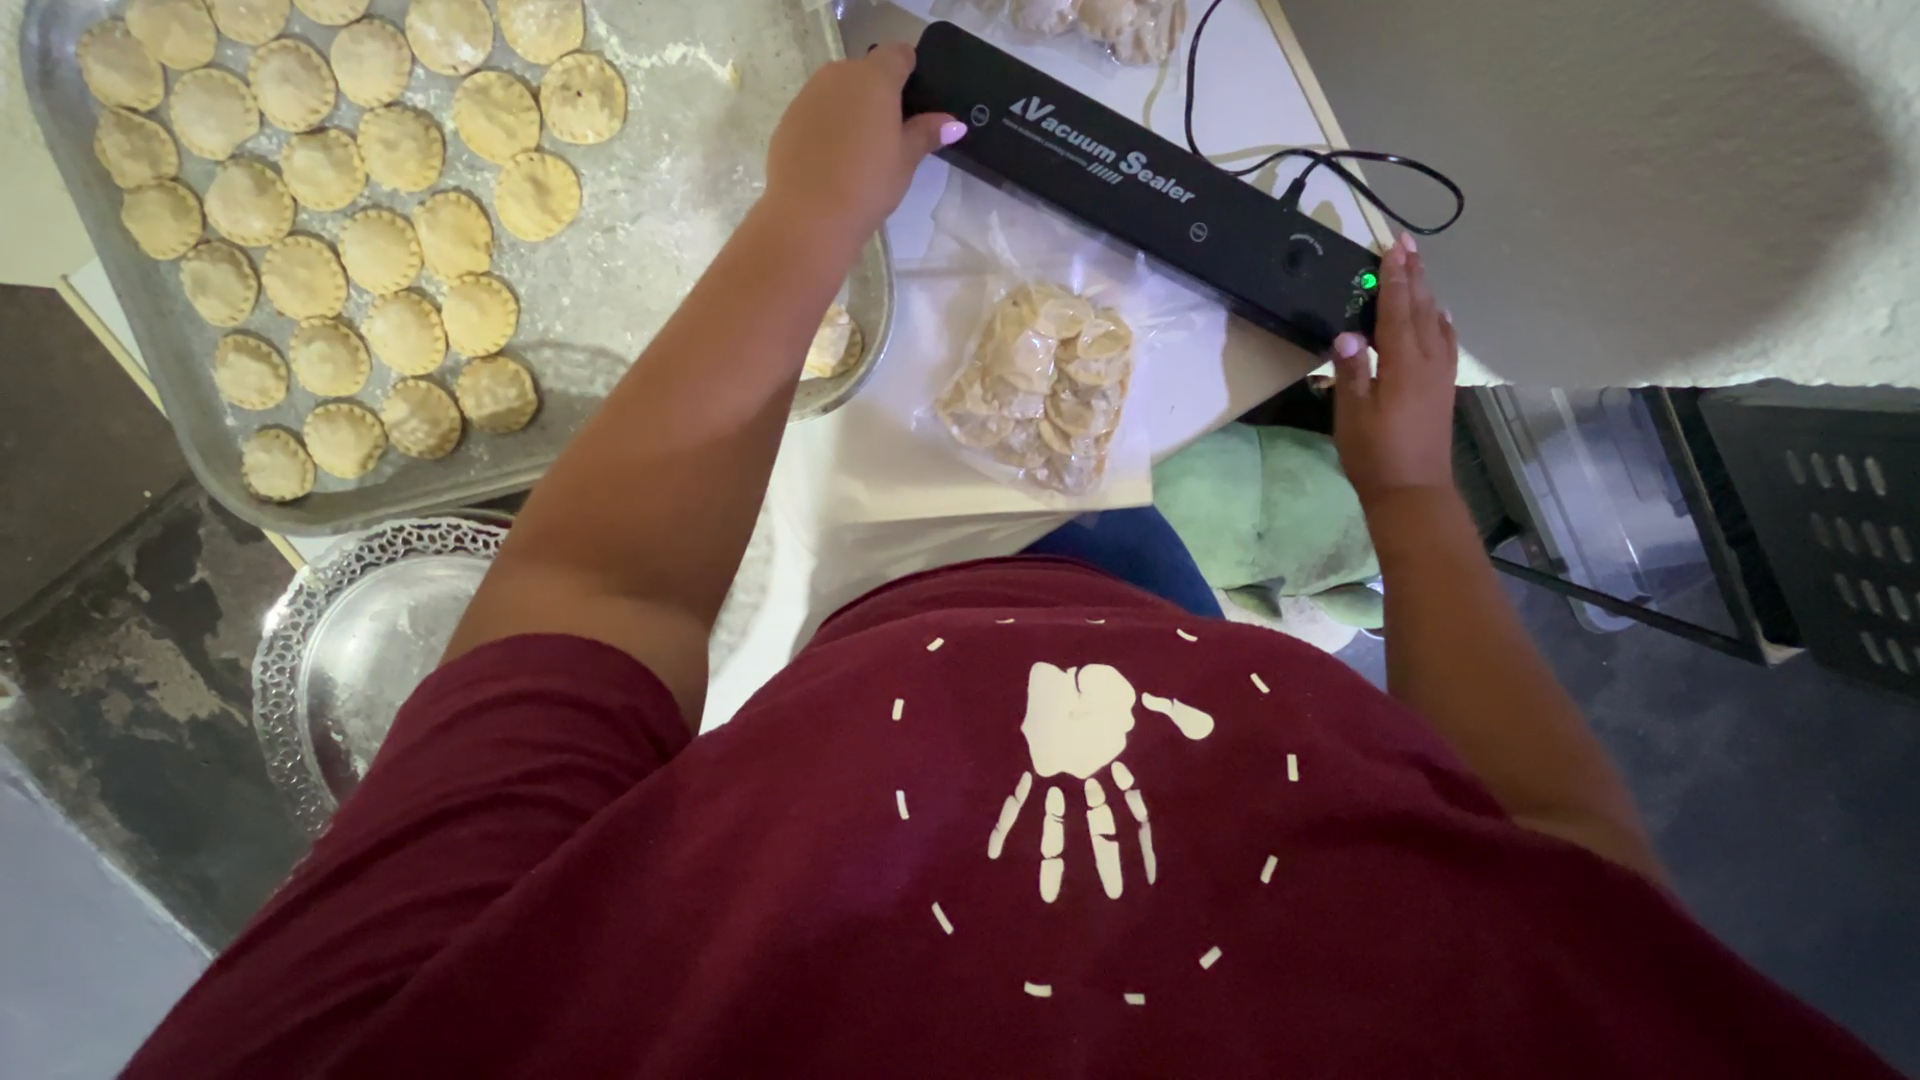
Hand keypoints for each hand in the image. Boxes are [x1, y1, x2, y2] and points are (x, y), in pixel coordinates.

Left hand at [763, 43, 963, 242]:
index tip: (914, 101)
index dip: (909, 72)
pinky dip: (827, 126)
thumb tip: (954, 123)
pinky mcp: (789, 118)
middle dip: (879, 94)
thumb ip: (926, 133)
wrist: (810, 215)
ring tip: (859, 152)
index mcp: (874, 79)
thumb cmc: (868, 185)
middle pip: (865, 72)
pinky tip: (832, 161)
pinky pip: (816, 112)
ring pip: (838, 91)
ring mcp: (810, 94)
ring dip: (851, 109)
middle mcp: (839, 75)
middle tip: (889, 135)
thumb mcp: (905, 160)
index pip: (898, 54)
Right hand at [1330, 235, 1460, 509]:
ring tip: (1419, 269)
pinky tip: (1438, 316)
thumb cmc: (1374, 453)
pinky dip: (1438, 320)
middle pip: (1422, 308)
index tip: (1393, 247)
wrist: (1412, 489)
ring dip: (1426, 293)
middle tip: (1408, 244)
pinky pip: (1444, 341)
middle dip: (1414, 275)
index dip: (1394, 278)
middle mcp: (1429, 361)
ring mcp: (1440, 374)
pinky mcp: (1442, 387)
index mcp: (1404, 363)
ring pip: (1436, 322)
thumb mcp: (1352, 414)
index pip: (1398, 310)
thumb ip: (1351, 371)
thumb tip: (1347, 333)